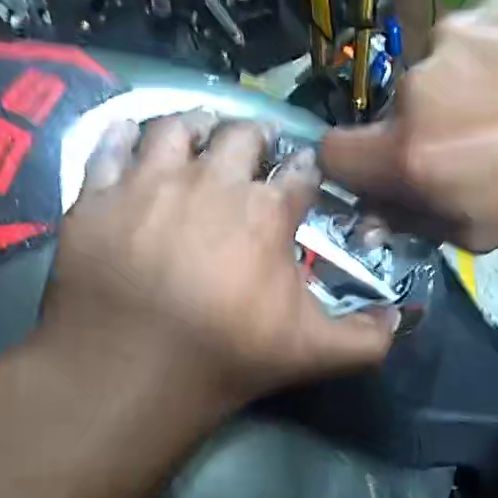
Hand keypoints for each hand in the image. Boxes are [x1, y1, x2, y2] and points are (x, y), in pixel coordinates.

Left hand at [39, 113, 396, 414]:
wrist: (131, 371)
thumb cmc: (225, 357)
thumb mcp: (312, 353)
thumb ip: (366, 337)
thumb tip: (400, 319)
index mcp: (267, 211)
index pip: (300, 173)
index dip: (304, 177)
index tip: (300, 188)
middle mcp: (211, 180)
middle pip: (241, 134)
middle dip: (252, 143)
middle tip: (248, 162)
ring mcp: (149, 182)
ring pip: (175, 126)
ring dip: (193, 129)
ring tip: (194, 142)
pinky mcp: (97, 196)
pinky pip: (109, 145)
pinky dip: (122, 139)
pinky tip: (130, 143)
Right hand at [321, 0, 497, 251]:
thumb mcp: (476, 233)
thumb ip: (413, 222)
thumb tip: (375, 211)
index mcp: (407, 153)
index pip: (331, 152)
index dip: (346, 167)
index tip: (374, 172)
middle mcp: (415, 89)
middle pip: (387, 116)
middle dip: (413, 133)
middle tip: (468, 145)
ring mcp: (452, 37)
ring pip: (429, 75)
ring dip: (452, 94)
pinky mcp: (488, 3)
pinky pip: (466, 39)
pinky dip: (485, 58)